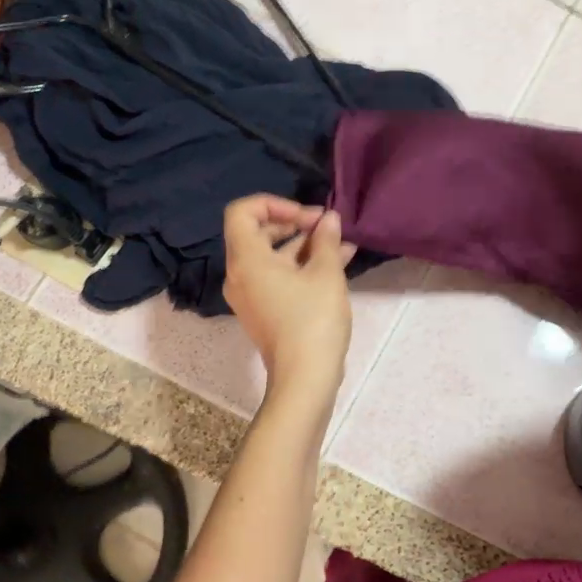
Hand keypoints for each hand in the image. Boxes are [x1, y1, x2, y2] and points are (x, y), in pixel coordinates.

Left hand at [221, 195, 355, 405]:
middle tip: (328, 227)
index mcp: (247, 259)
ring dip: (304, 247)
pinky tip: (336, 265)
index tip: (308, 216)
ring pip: (272, 258)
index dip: (275, 204)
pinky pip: (277, 278)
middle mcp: (240, 275)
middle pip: (258, 234)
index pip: (243, 212)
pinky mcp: (263, 312)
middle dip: (294, 224)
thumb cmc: (313, 320)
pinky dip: (301, 268)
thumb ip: (325, 241)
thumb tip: (328, 219)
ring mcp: (250, 296)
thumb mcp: (326, 274)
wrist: (304, 377)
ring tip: (341, 244)